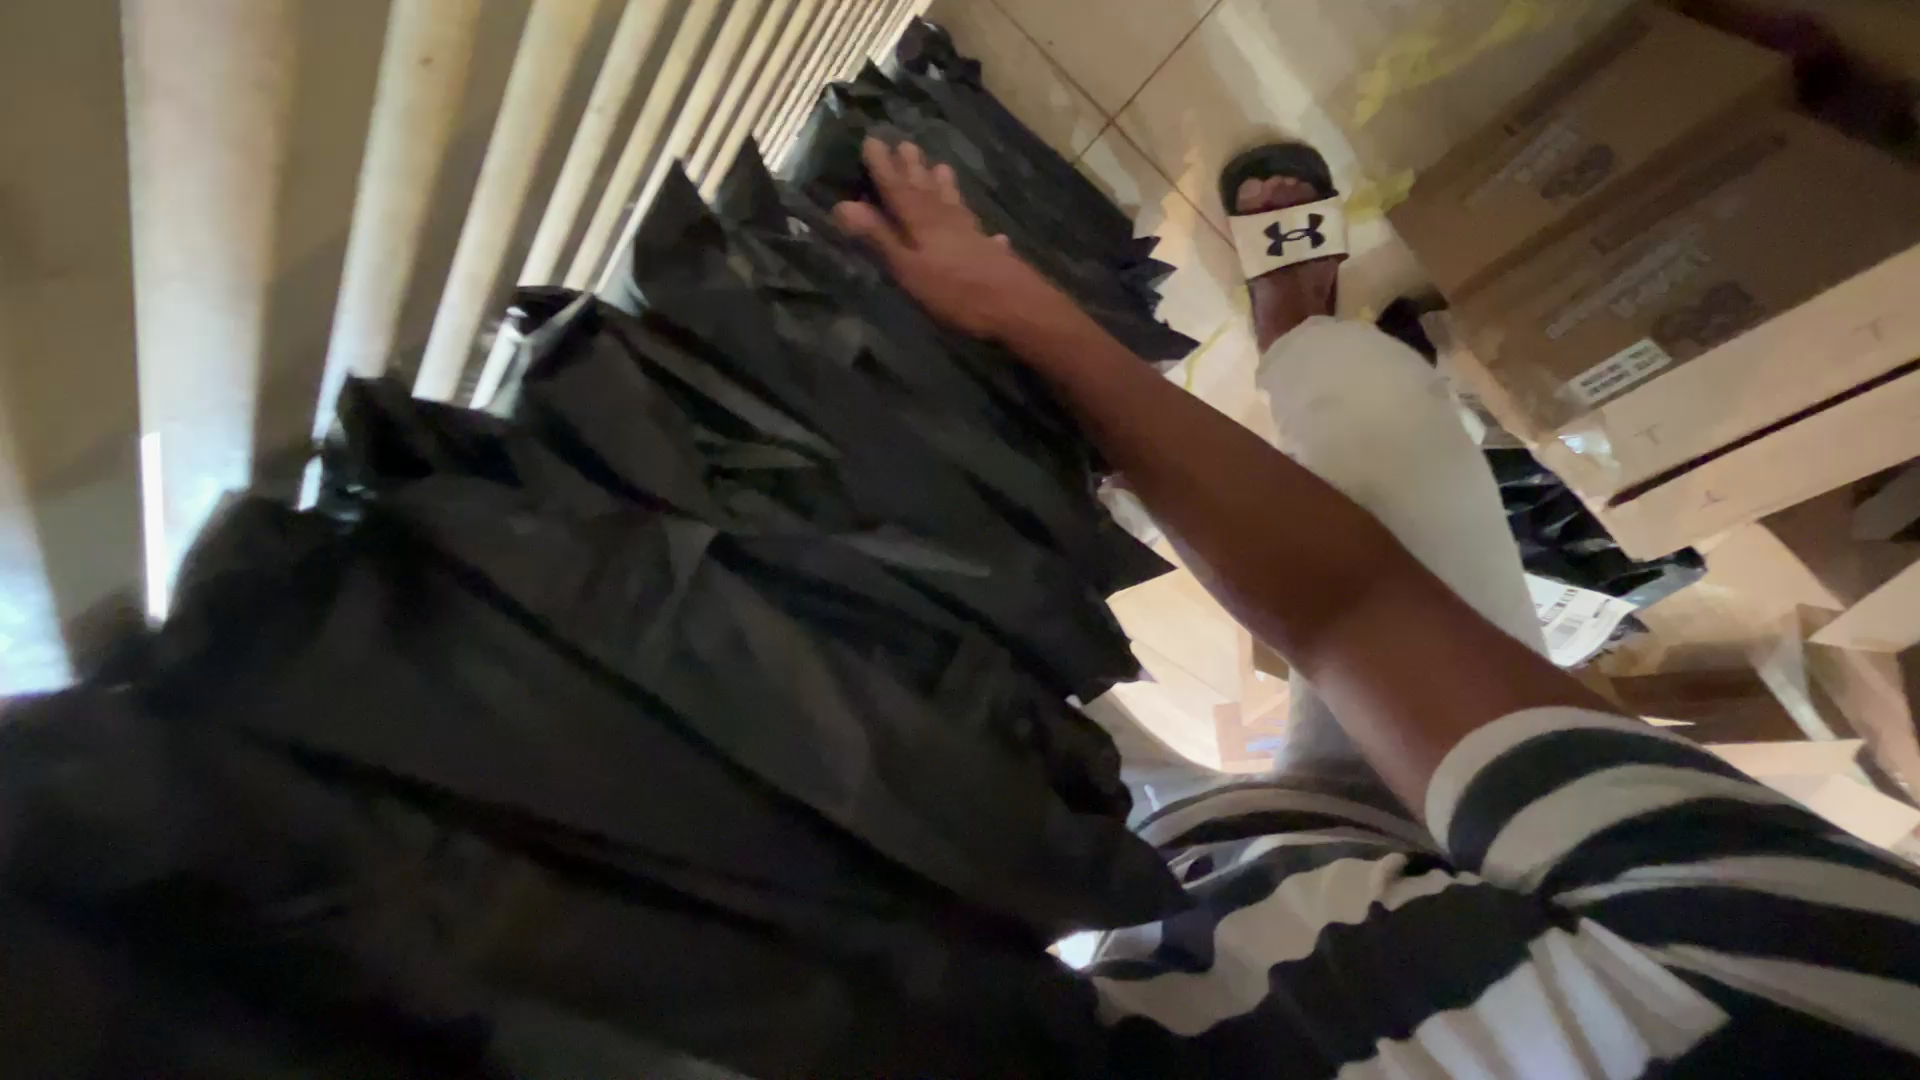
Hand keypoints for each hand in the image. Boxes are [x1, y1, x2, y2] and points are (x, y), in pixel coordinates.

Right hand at [833, 138, 1071, 340]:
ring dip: (946, 187)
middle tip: (906, 144)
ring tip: (942, 168)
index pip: (898, 190)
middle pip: (927, 191)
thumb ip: (880, 238)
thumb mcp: (909, 269)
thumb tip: (843, 205)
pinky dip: (983, 231)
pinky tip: (994, 235)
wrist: (1014, 306)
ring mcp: (973, 236)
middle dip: (914, 169)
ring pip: (955, 205)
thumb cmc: (955, 292)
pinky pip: (983, 235)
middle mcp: (947, 222)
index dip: (884, 167)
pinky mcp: (992, 255)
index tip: (873, 141)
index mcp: (922, 223)